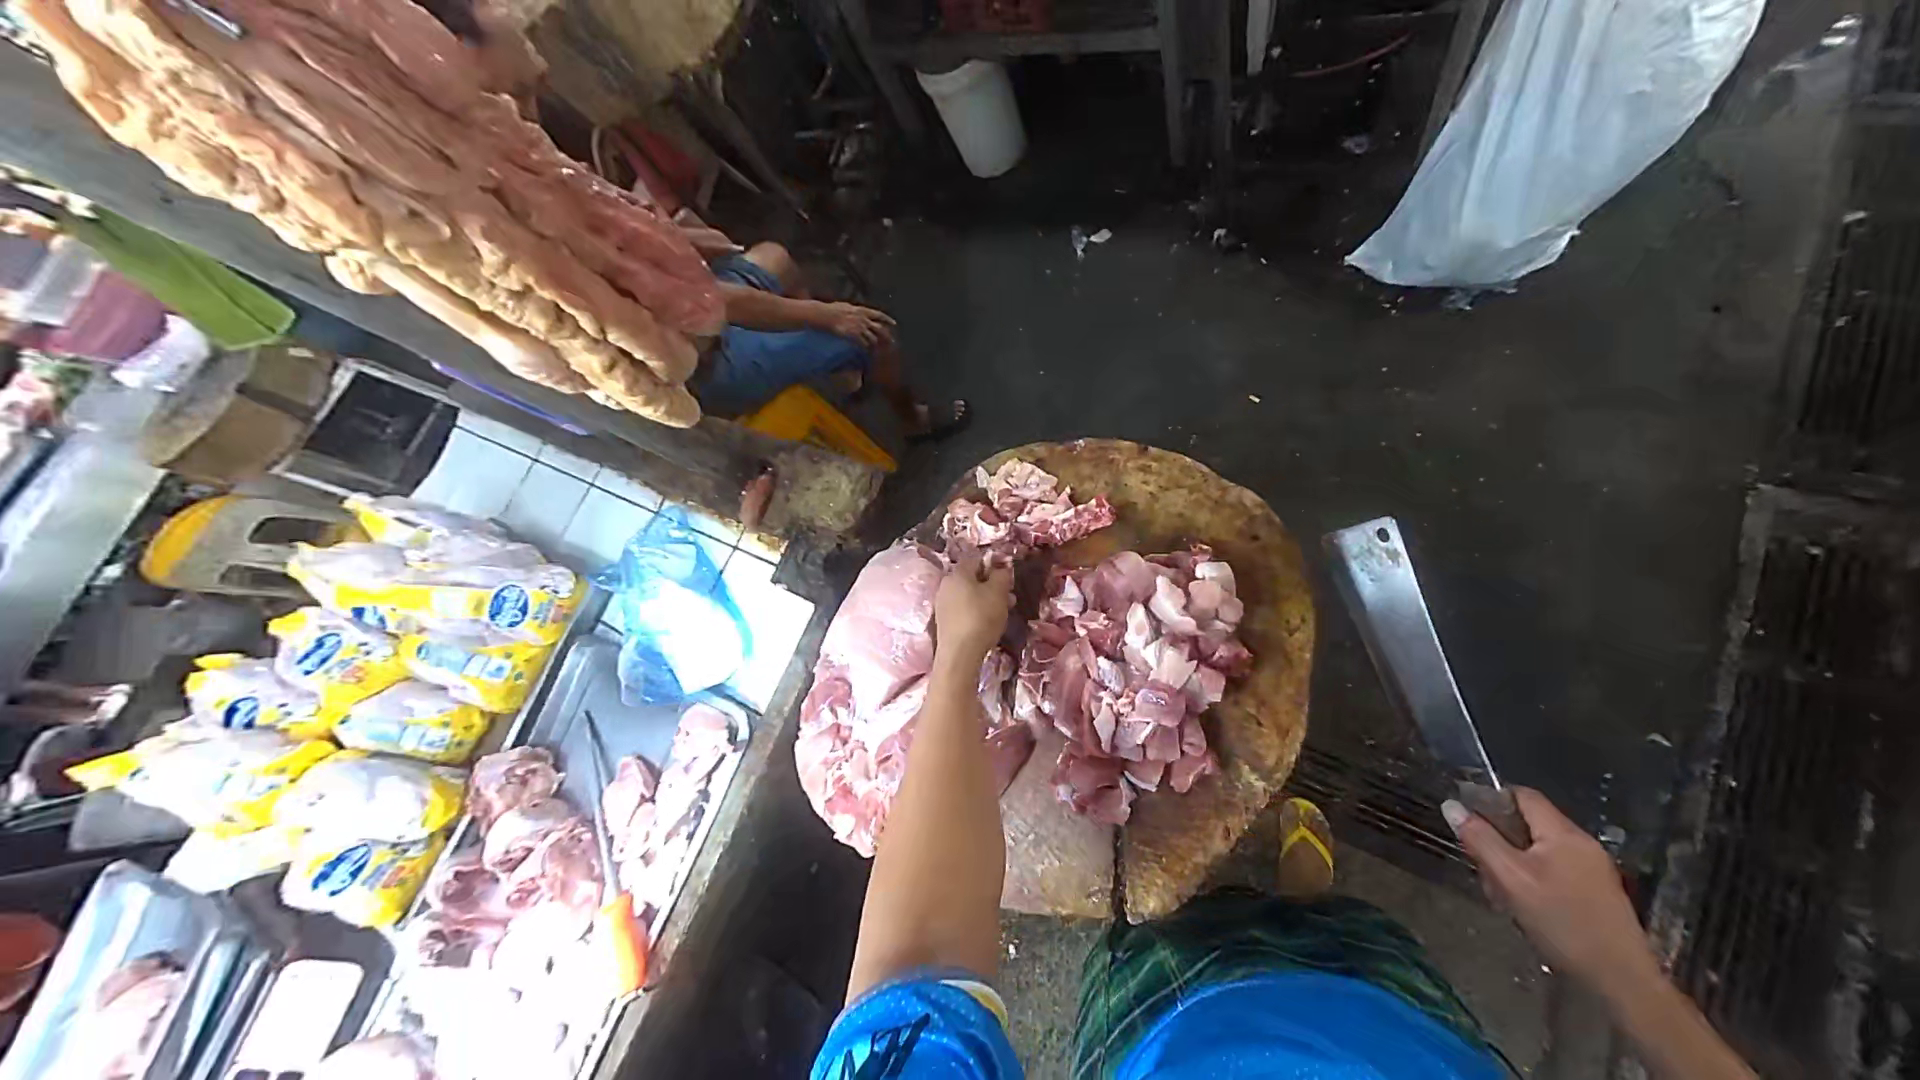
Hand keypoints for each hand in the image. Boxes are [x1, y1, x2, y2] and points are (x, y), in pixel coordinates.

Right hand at [816, 302, 895, 348]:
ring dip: (874, 343)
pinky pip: (863, 343)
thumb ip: (854, 309)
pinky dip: (865, 347)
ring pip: (872, 338)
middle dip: (887, 335)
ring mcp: (859, 327)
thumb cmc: (833, 310)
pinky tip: (865, 350)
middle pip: (879, 328)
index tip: (894, 323)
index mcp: (862, 310)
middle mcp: (863, 319)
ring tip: (875, 348)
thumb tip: (854, 309)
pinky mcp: (854, 335)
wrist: (826, 315)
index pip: (878, 314)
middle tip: (892, 342)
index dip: (887, 319)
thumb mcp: (846, 306)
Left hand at [933, 556, 1012, 663]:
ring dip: (986, 599)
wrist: (959, 654)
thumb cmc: (981, 617)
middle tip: (1009, 597)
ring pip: (968, 595)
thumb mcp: (998, 593)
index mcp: (957, 573)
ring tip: (1003, 611)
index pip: (976, 559)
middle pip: (972, 579)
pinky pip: (962, 609)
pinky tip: (987, 623)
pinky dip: (975, 611)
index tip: (1007, 577)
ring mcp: (942, 603)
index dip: (993, 564)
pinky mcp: (943, 621)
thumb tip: (1001, 568)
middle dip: (992, 585)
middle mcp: (946, 585)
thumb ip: (1002, 576)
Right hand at [1445, 788, 1658, 994]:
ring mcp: (1591, 869)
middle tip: (1483, 867)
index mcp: (1564, 834)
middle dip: (1498, 840)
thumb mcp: (1510, 878)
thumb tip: (1451, 805)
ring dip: (1510, 863)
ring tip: (1502, 894)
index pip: (1522, 795)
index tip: (1468, 820)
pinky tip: (1523, 905)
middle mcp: (1582, 845)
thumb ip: (1479, 838)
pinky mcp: (1594, 892)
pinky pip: (1551, 870)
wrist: (1621, 981)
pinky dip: (1529, 879)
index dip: (1491, 799)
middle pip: (1526, 823)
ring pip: (1536, 849)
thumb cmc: (1562, 922)